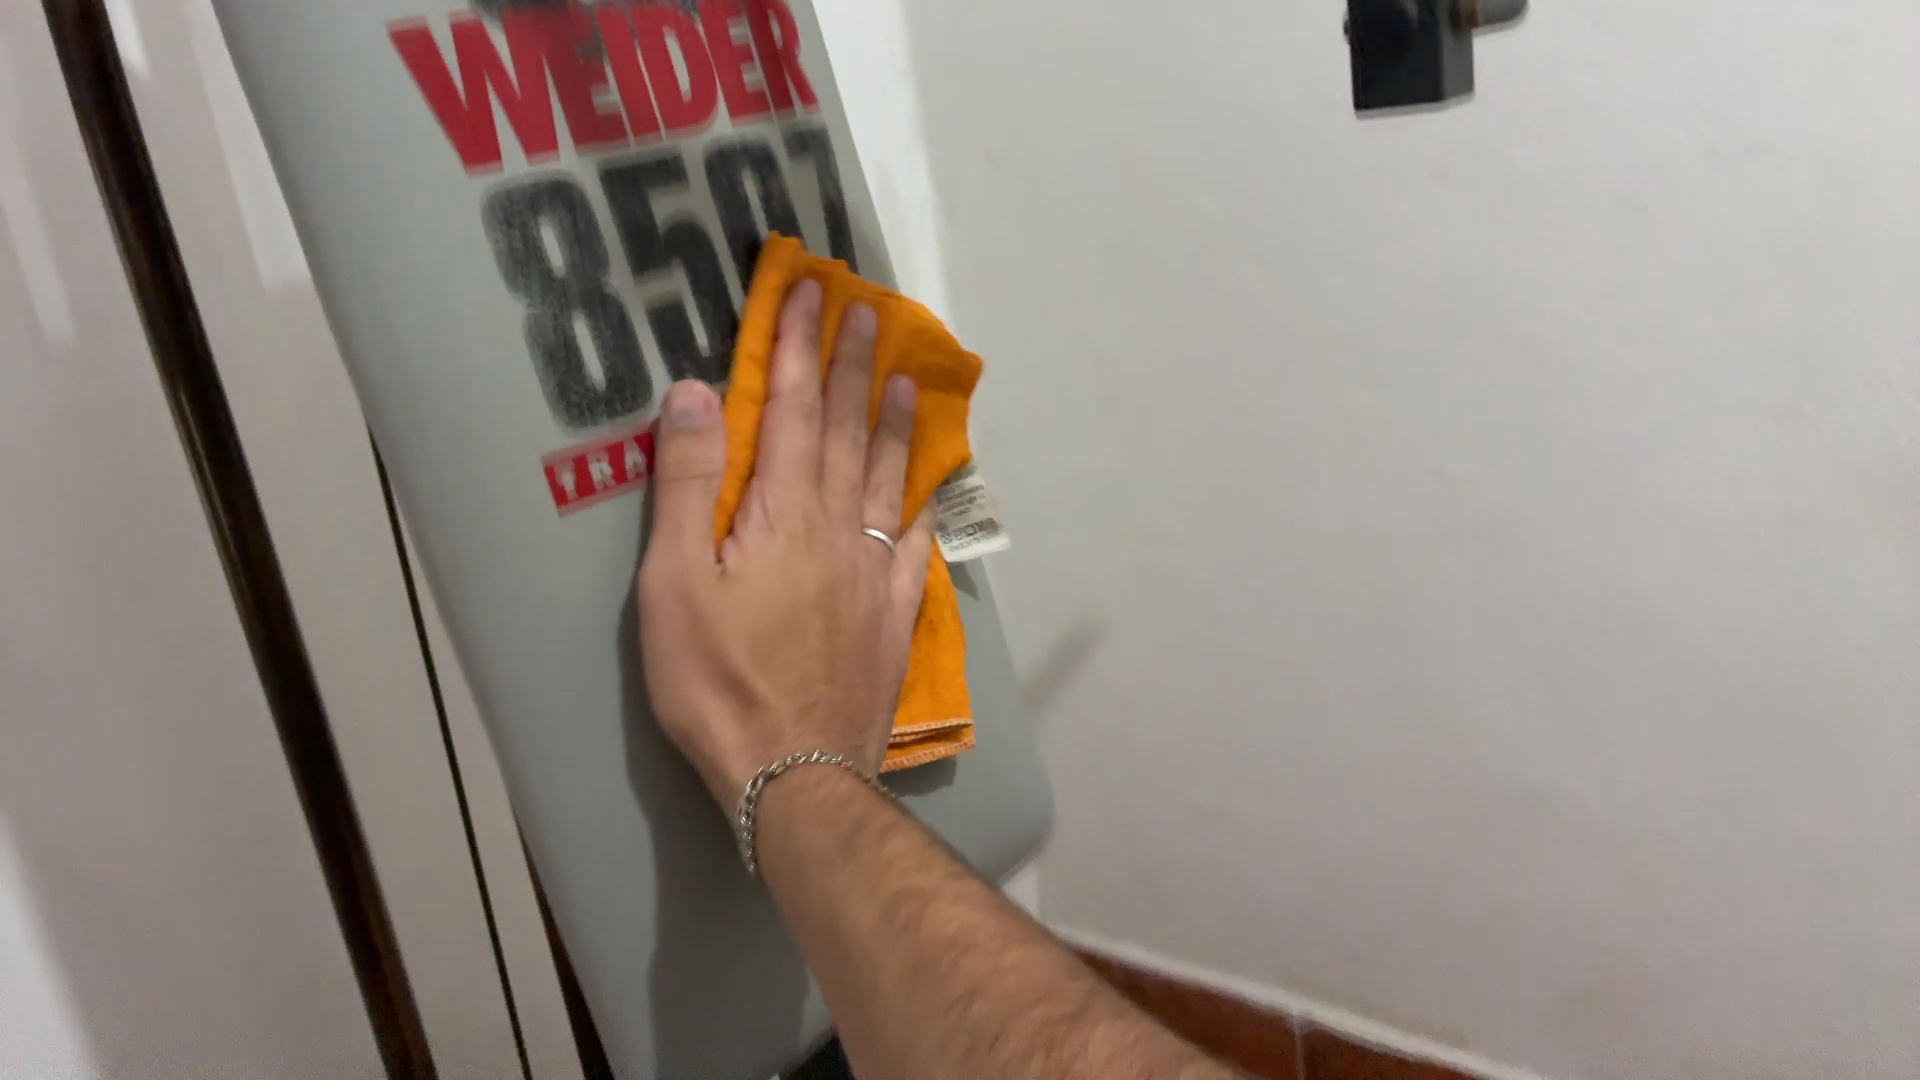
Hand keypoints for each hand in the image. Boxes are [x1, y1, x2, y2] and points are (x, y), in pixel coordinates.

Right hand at [638, 280, 936, 809]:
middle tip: (870, 315)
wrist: (794, 767)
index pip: (790, 410)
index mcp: (783, 513)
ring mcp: (875, 570)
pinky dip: (923, 506)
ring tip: (908, 383)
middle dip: (853, 368)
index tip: (809, 295)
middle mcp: (839, 528)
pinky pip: (915, 544)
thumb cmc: (717, 681)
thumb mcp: (673, 582)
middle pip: (846, 432)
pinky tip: (932, 487)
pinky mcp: (895, 612)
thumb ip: (687, 484)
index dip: (797, 349)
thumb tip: (697, 392)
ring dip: (894, 425)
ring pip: (889, 479)